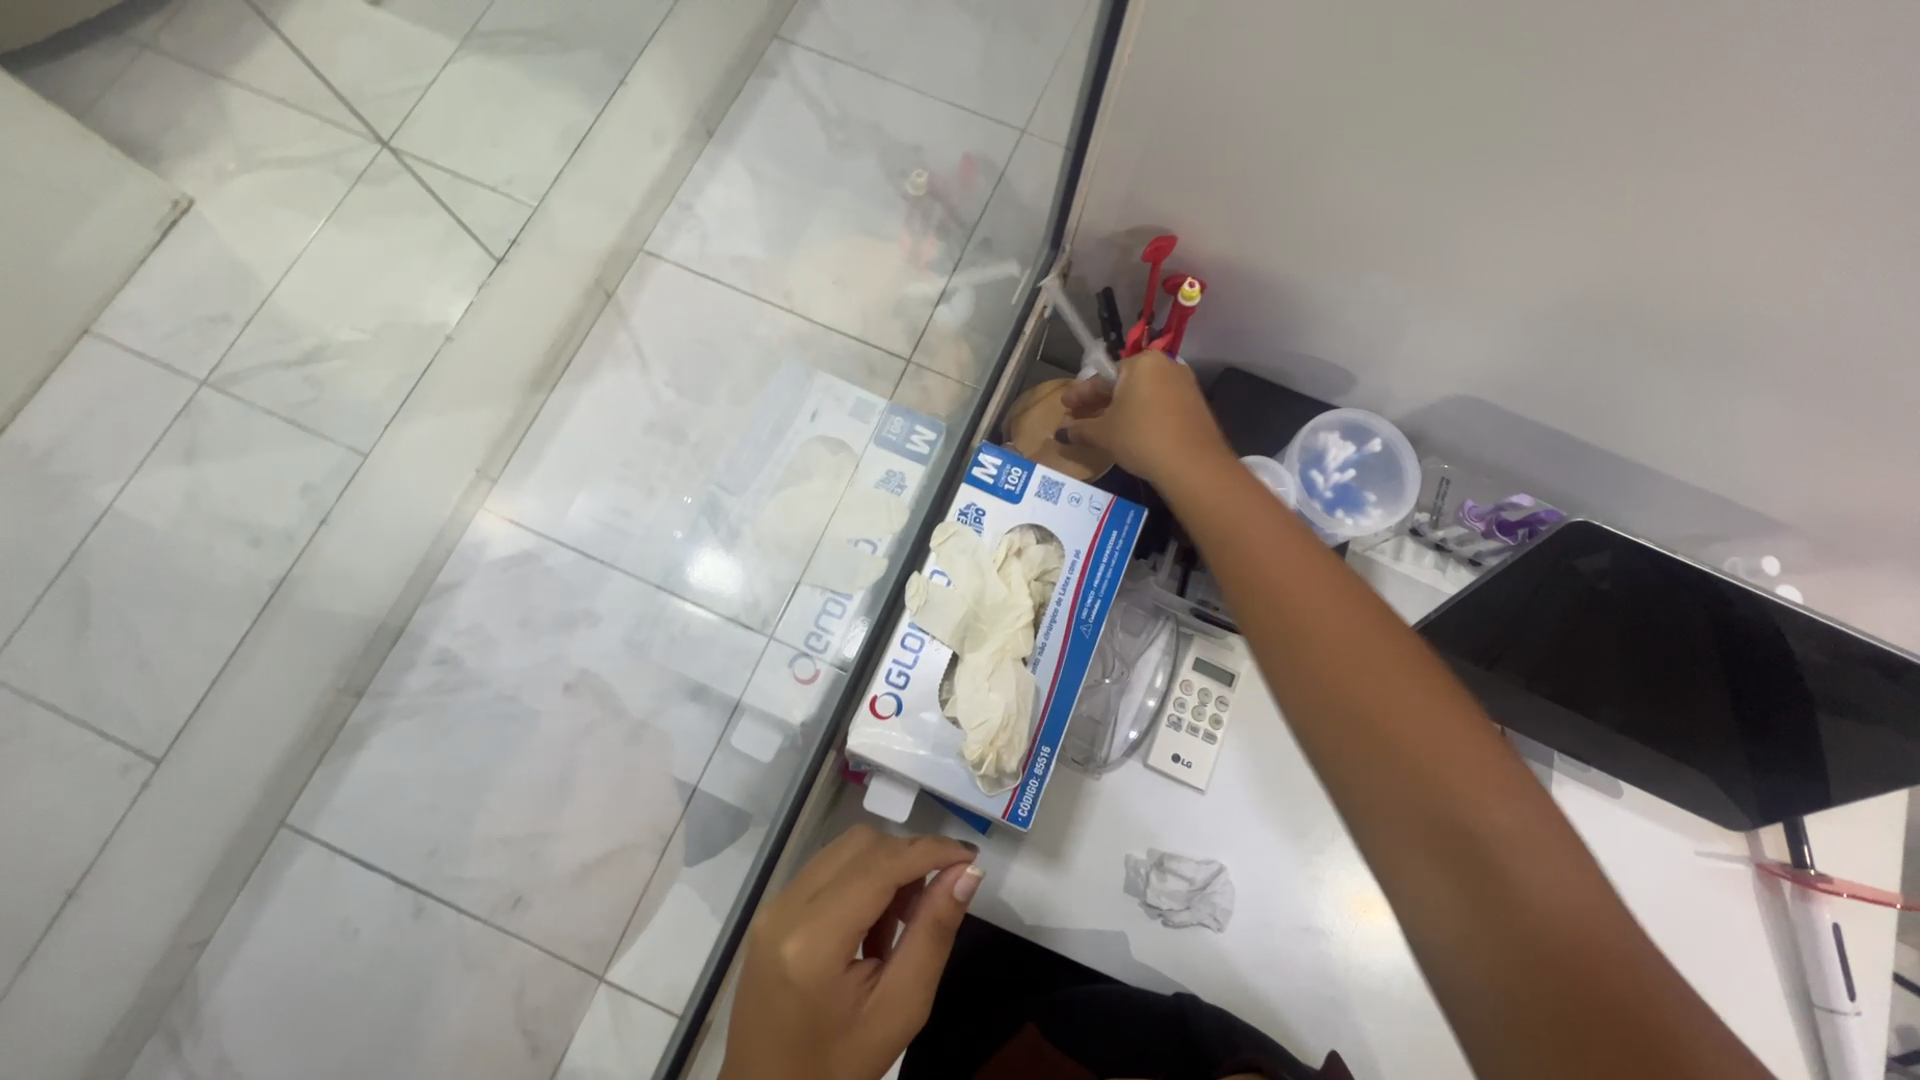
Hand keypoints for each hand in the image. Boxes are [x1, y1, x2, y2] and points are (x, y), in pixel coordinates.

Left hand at [720, 827, 982, 1079]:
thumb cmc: (838, 1063)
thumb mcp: (900, 1008)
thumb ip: (933, 934)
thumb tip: (967, 874)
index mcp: (813, 940)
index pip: (880, 864)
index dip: (930, 850)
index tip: (971, 857)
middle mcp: (786, 907)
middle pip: (861, 844)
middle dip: (908, 858)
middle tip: (936, 900)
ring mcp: (773, 906)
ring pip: (844, 850)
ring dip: (886, 868)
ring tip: (902, 924)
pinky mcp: (772, 910)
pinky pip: (827, 869)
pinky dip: (862, 880)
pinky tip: (873, 927)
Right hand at [1059, 351, 1234, 485]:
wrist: (1193, 465)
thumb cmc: (1141, 438)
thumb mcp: (1103, 434)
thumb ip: (1080, 429)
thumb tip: (1061, 433)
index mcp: (1141, 363)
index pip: (1102, 377)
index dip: (1080, 394)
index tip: (1065, 405)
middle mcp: (1165, 366)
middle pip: (1123, 384)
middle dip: (1100, 402)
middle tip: (1079, 416)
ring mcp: (1184, 385)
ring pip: (1142, 396)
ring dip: (1120, 410)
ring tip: (1102, 428)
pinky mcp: (1194, 406)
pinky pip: (1158, 406)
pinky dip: (1141, 416)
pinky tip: (1129, 433)